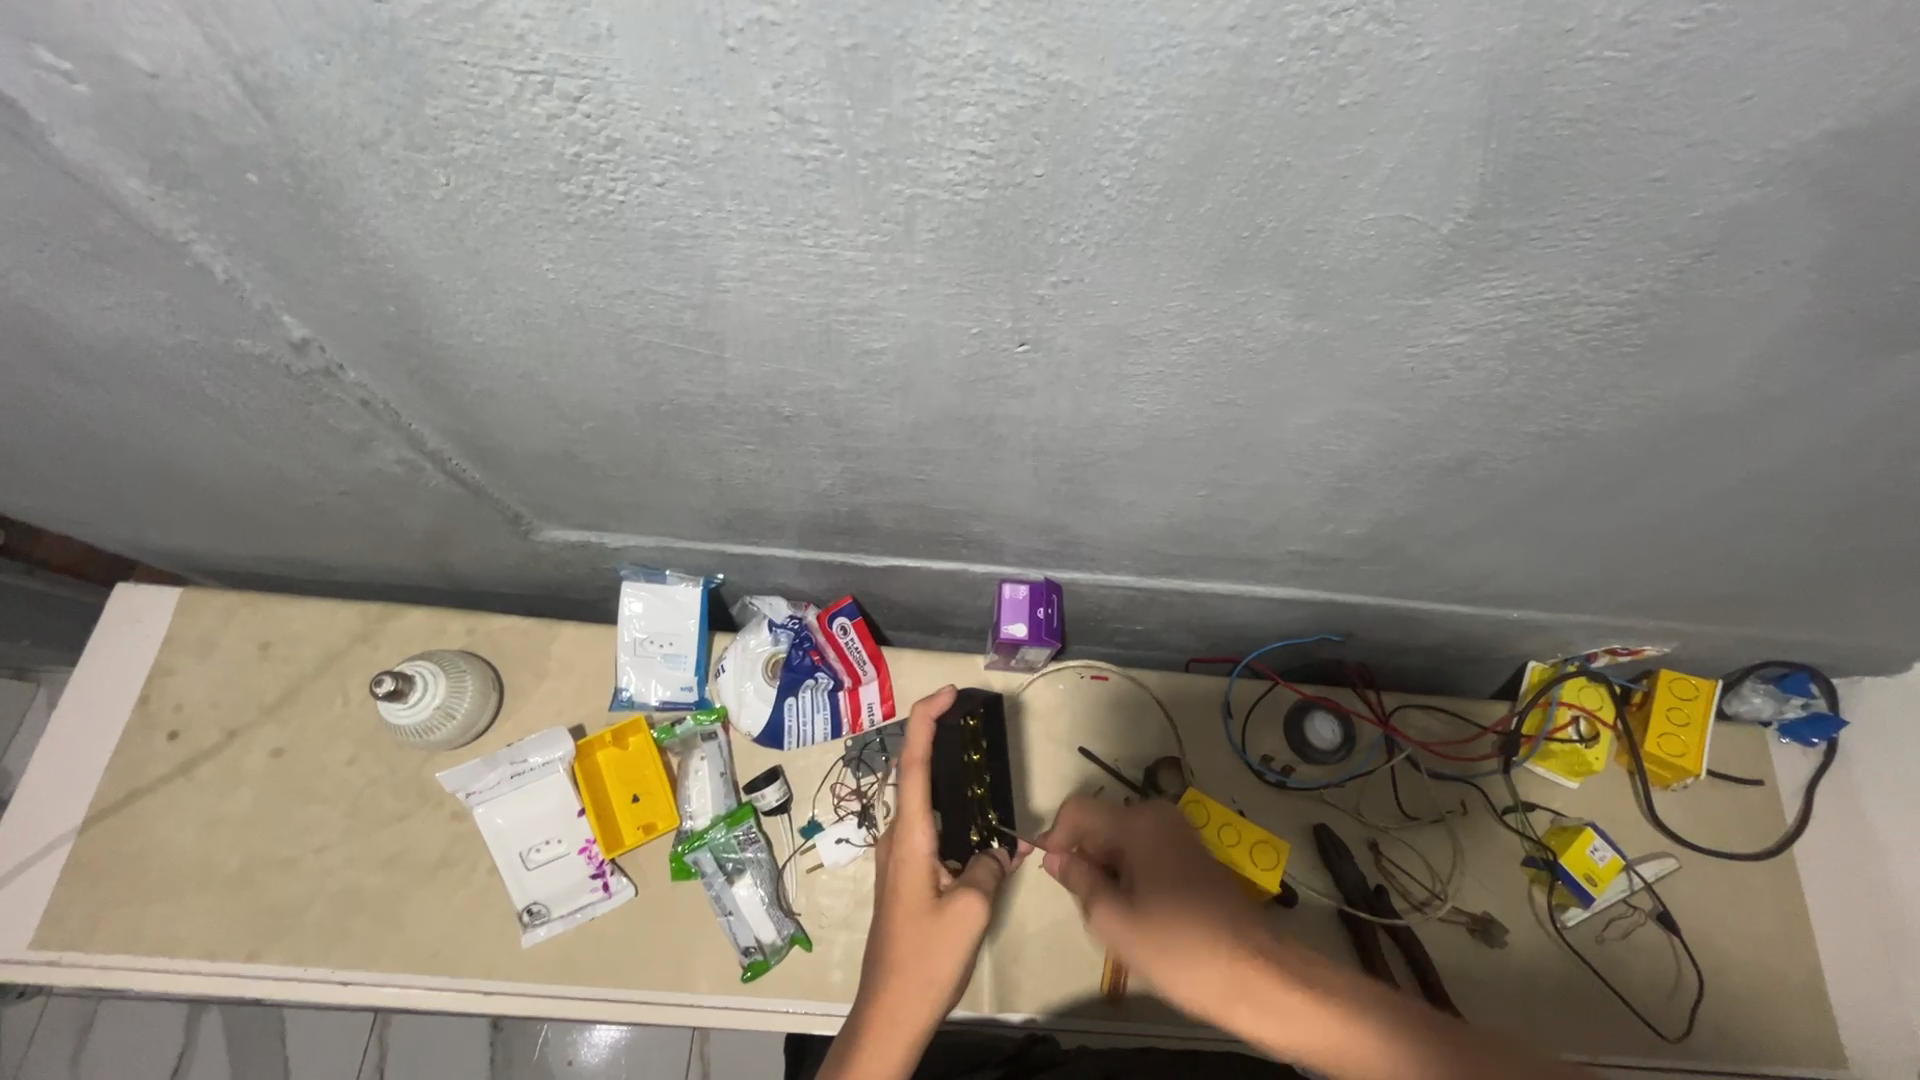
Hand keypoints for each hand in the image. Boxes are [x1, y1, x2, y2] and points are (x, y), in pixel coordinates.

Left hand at [852, 686, 1028, 1025]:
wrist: (890, 1010)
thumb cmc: (926, 957)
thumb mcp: (970, 910)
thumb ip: (987, 866)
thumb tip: (999, 848)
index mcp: (909, 835)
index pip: (915, 762)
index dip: (927, 720)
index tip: (948, 693)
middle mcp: (898, 837)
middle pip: (919, 776)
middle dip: (943, 744)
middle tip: (979, 729)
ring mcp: (898, 858)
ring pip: (928, 807)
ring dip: (954, 788)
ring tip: (989, 779)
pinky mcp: (906, 877)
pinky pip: (932, 834)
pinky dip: (956, 821)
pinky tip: (984, 835)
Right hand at [1040, 794, 1275, 1027]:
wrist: (1259, 976)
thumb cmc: (1180, 949)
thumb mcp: (1114, 921)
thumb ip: (1080, 881)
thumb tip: (1057, 857)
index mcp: (1138, 823)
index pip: (1078, 810)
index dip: (1055, 836)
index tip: (1048, 873)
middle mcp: (1160, 817)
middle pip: (1102, 825)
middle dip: (1086, 859)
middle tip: (1088, 907)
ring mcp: (1181, 836)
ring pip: (1123, 843)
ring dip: (1110, 873)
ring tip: (1118, 919)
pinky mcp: (1195, 857)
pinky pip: (1147, 854)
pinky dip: (1134, 878)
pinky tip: (1144, 918)